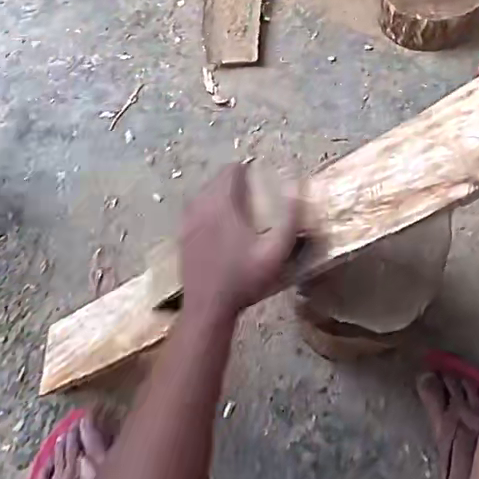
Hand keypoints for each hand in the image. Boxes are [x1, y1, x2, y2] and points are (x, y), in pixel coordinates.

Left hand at [178, 164, 297, 322]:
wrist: (208, 309)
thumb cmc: (244, 279)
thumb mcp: (276, 251)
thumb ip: (290, 218)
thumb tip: (296, 188)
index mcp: (222, 205)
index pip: (230, 171)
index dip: (247, 169)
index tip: (260, 177)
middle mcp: (201, 208)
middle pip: (216, 180)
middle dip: (234, 179)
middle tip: (253, 190)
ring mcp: (188, 223)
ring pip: (204, 194)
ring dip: (220, 192)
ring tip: (238, 204)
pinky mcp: (183, 237)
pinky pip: (195, 209)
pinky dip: (208, 207)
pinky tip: (220, 222)